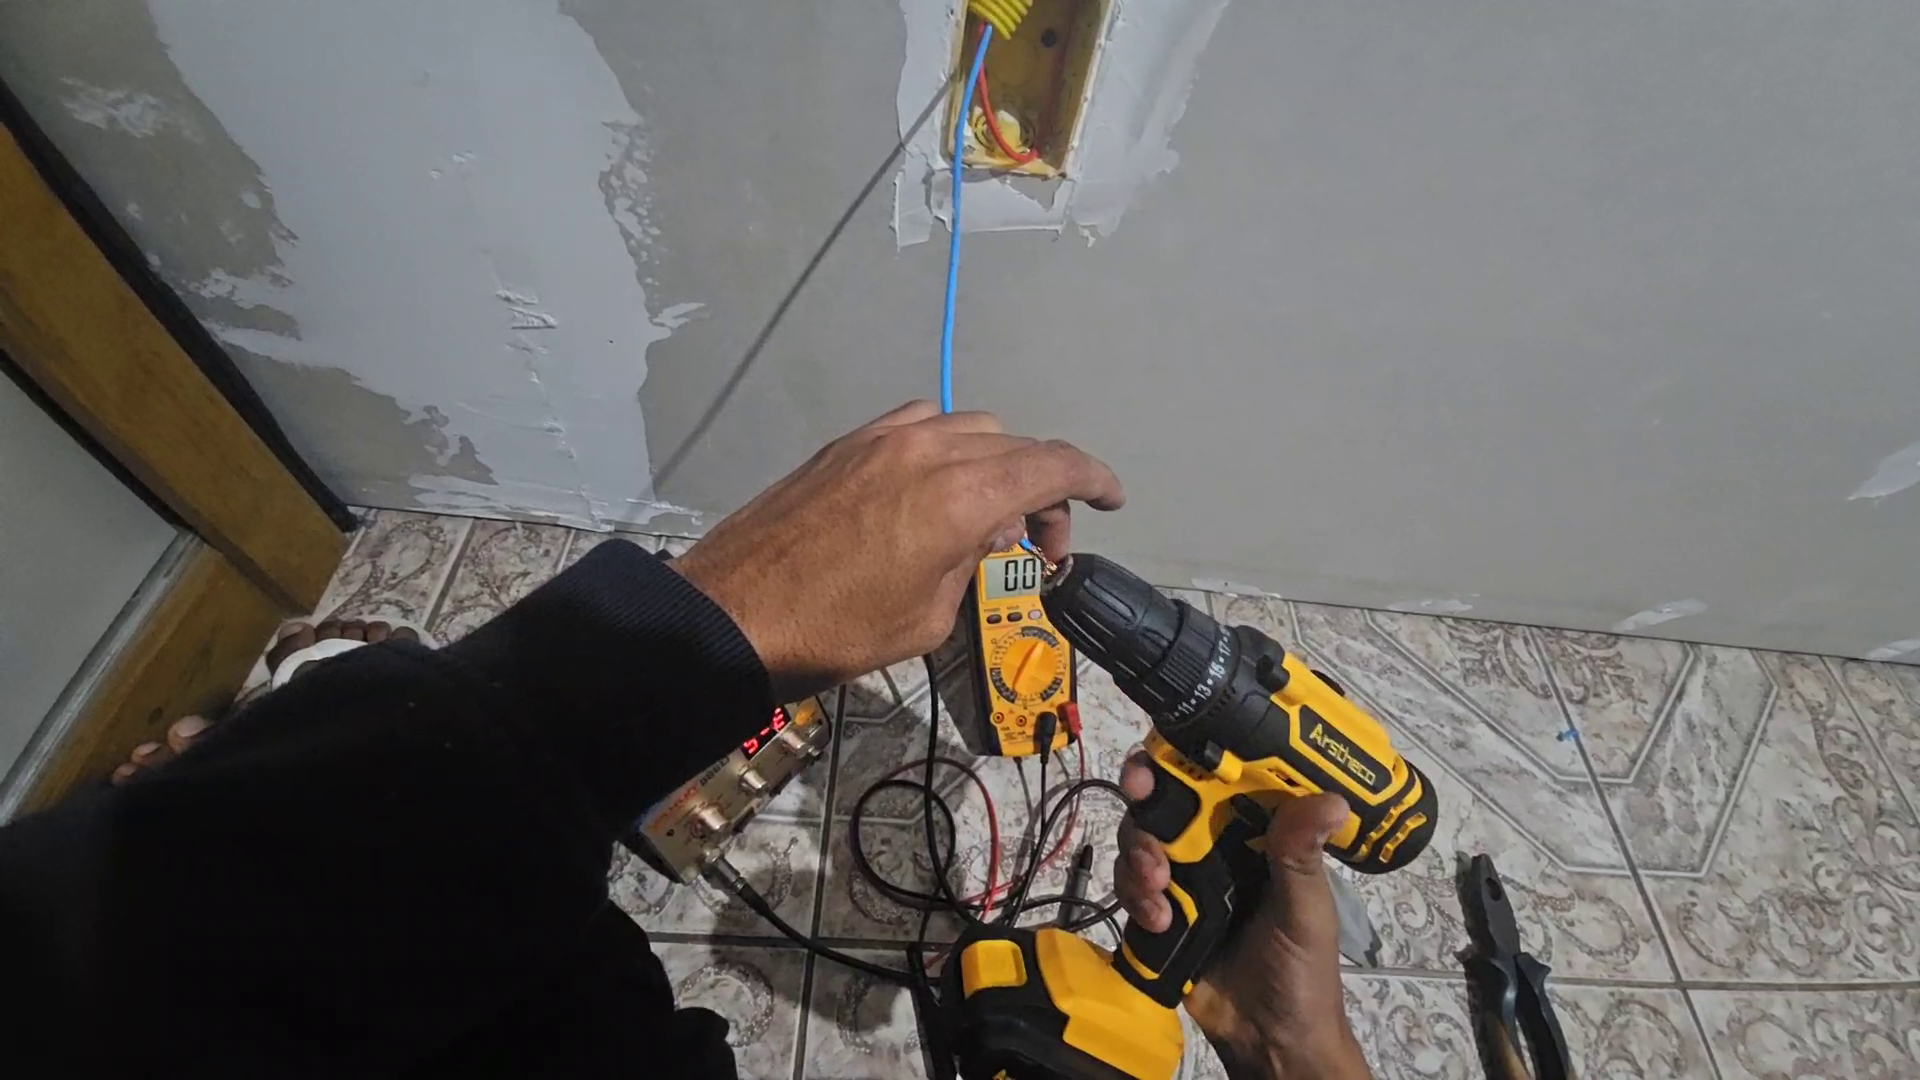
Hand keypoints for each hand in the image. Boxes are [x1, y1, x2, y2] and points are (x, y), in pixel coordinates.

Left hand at [671, 400, 1123, 699]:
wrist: (736, 612)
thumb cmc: (839, 632)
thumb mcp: (930, 617)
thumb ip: (973, 558)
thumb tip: (987, 526)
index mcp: (961, 496)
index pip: (1053, 465)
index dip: (1094, 479)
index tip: (1112, 499)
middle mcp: (930, 448)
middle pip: (1015, 445)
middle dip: (1045, 487)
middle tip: (1037, 542)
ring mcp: (884, 436)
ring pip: (969, 426)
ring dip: (995, 463)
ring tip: (983, 514)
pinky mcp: (849, 442)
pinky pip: (919, 425)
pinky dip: (946, 448)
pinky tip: (931, 488)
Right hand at [1115, 755, 1371, 1079]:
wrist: (1267, 1042)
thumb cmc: (1302, 972)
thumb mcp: (1306, 912)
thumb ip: (1302, 856)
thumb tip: (1331, 799)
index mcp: (1251, 829)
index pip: (1214, 774)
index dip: (1186, 754)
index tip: (1164, 755)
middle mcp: (1211, 840)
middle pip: (1163, 794)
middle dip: (1144, 792)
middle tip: (1139, 796)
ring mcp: (1180, 871)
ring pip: (1139, 833)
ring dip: (1139, 852)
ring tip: (1159, 888)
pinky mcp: (1156, 903)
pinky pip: (1128, 881)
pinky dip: (1135, 895)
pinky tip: (1160, 920)